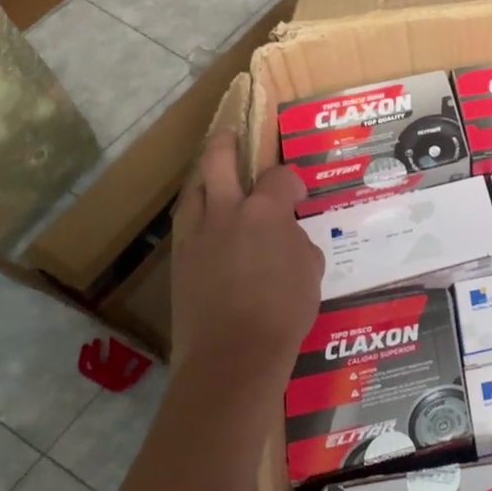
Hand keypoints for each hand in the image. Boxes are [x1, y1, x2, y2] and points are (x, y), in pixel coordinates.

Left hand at [170, 130, 323, 388]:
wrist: (234, 354)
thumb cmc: (284, 311)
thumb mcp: (311, 270)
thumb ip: (298, 243)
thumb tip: (286, 239)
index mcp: (266, 212)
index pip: (279, 177)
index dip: (292, 180)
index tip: (299, 195)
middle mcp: (227, 213)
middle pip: (218, 162)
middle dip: (226, 143)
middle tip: (232, 136)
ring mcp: (198, 236)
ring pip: (195, 190)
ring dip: (205, 177)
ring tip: (213, 175)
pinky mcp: (180, 261)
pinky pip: (187, 224)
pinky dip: (198, 214)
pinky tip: (206, 222)